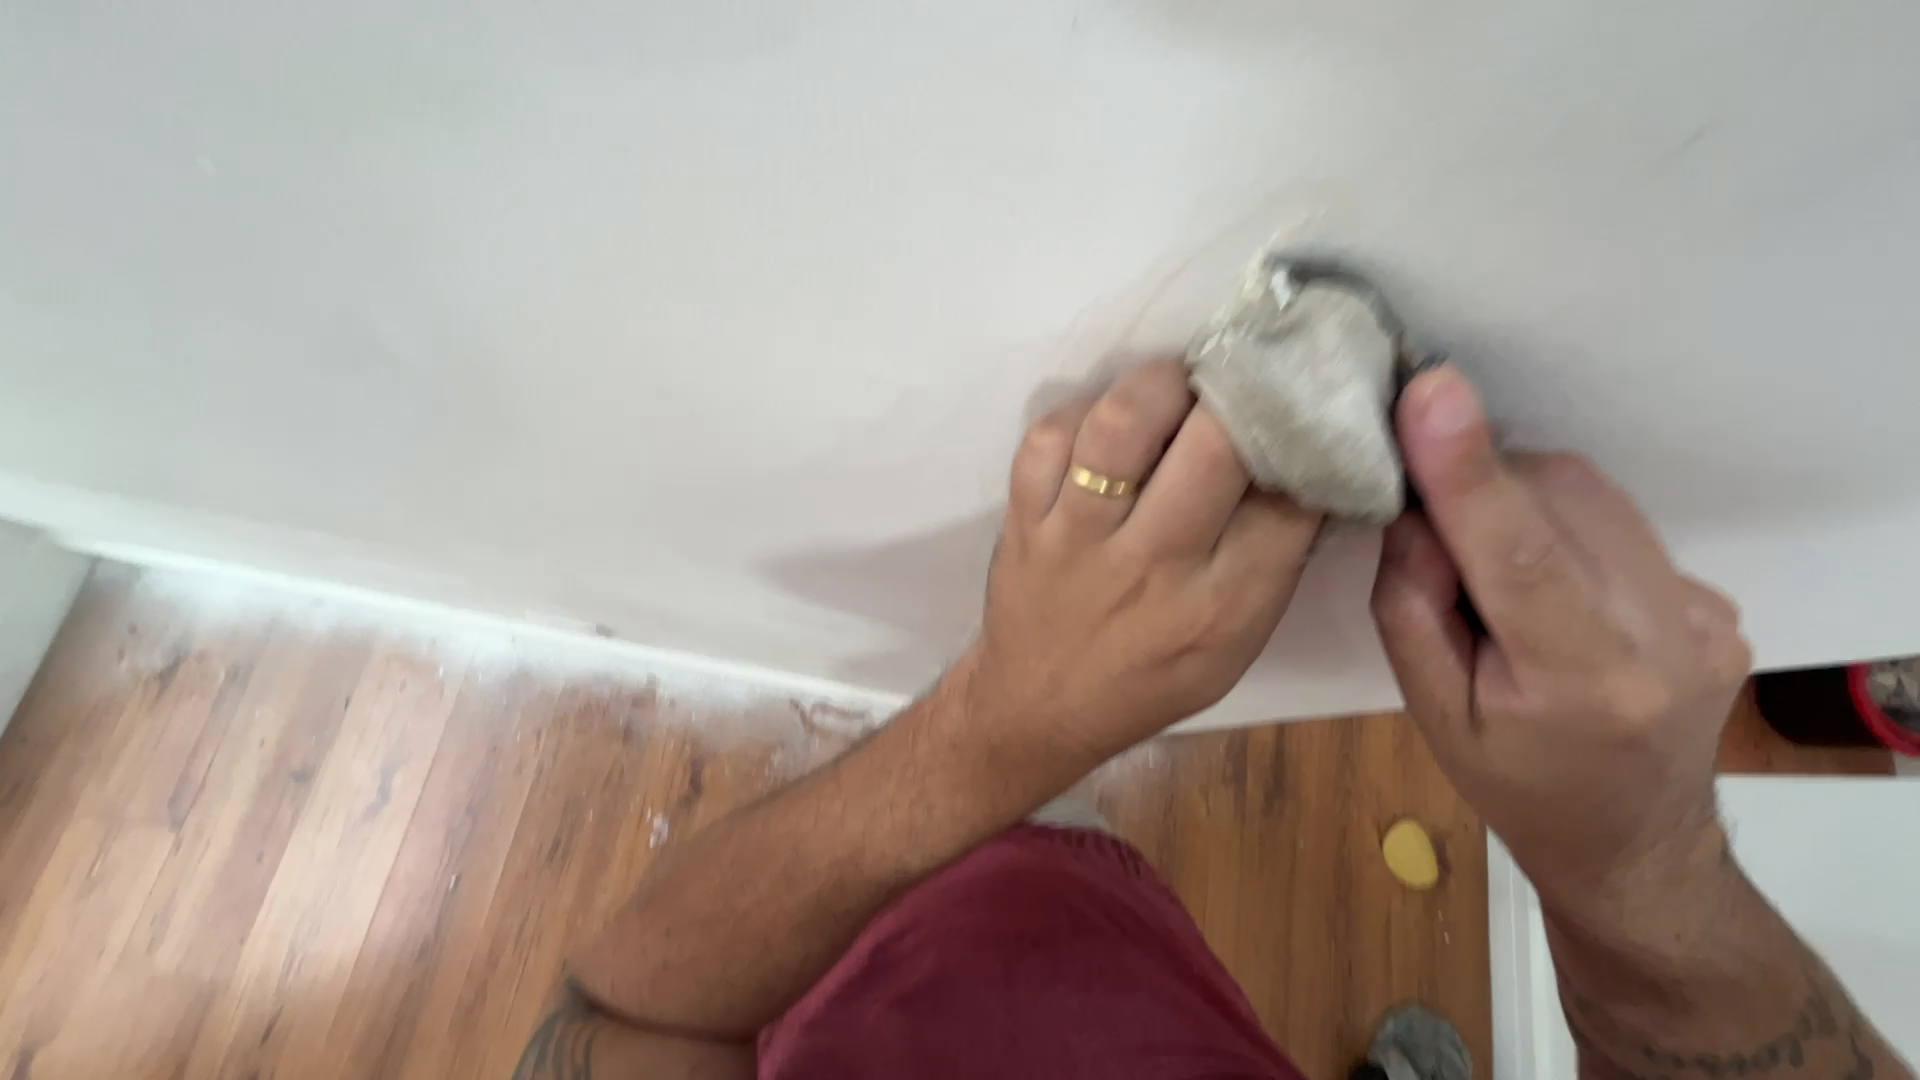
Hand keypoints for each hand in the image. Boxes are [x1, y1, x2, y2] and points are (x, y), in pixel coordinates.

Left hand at [963, 359, 1322, 764]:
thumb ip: (1273, 560)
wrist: (1039, 708)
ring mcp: (1078, 538)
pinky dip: (1082, 411)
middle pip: (1215, 447)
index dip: (1307, 439)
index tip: (1309, 408)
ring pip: (1122, 424)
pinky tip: (1106, 422)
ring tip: (1179, 385)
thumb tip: (1302, 464)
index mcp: (1222, 605)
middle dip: (1242, 394)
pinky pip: (1047, 437)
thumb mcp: (1236, 643)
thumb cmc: (1150, 679)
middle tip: (1246, 379)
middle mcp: (1152, 565)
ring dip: (1162, 383)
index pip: (1291, 499)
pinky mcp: (1024, 520)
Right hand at [1371, 364, 1751, 908]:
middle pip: (1557, 501)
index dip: (1469, 472)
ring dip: (1513, 497)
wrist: (1630, 837)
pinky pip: (1611, 519)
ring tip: (1479, 560)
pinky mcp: (1712, 596)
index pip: (1520, 556)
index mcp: (1582, 682)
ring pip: (1588, 495)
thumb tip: (1413, 512)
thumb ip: (1411, 605)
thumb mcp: (1428, 708)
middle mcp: (1666, 633)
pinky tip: (1540, 581)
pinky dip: (1553, 523)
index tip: (1430, 391)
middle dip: (1476, 483)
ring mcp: (1704, 610)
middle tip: (1424, 527)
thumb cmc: (1508, 780)